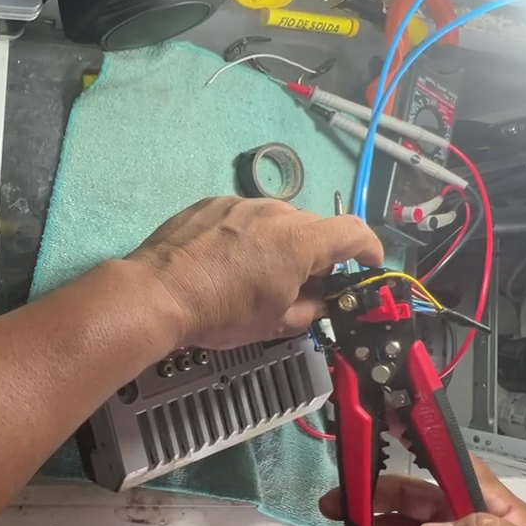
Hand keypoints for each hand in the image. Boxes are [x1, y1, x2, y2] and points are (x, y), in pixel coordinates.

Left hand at [124, 197, 383, 348]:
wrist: (157, 294)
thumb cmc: (221, 313)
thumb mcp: (275, 323)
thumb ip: (311, 308)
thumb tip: (319, 298)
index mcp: (300, 240)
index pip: (354, 231)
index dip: (368, 248)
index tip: (368, 265)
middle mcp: (274, 212)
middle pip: (312, 227)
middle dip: (316, 253)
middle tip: (302, 284)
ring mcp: (238, 203)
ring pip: (275, 220)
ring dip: (278, 242)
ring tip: (256, 273)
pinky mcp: (209, 204)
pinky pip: (241, 217)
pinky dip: (245, 235)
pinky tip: (225, 260)